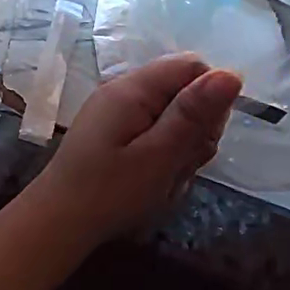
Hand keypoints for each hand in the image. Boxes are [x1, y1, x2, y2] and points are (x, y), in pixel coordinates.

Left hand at [21, 54, 242, 244]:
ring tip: (164, 178)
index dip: (210, 98)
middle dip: (196, 129)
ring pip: (173, 117)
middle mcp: (124, 91)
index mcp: (133, 88)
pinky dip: (163, 156)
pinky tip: (154, 181)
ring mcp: (118, 112)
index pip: (192, 66)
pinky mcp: (115, 133)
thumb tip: (231, 73)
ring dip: (181, 148)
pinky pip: (155, 134)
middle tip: (179, 164)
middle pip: (184, 92)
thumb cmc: (109, 191)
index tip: (204, 138)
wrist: (57, 223)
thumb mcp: (159, 156)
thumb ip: (193, 114)